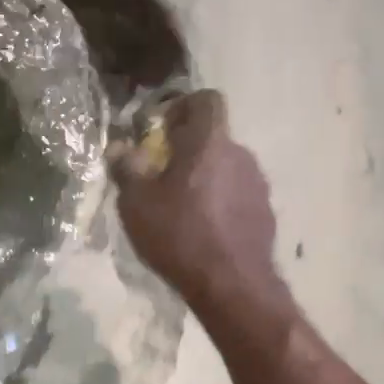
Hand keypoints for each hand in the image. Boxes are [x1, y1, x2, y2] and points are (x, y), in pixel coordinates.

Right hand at [111, 91, 280, 312]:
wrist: (230, 283)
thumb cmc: (178, 235)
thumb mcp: (137, 204)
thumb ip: (127, 169)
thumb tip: (119, 146)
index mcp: (209, 143)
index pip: (205, 100)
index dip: (182, 106)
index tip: (160, 128)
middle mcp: (239, 153)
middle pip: (212, 138)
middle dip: (186, 149)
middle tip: (159, 176)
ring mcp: (257, 183)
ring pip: (224, 168)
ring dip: (202, 178)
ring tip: (179, 208)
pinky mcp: (263, 211)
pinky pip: (236, 194)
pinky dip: (218, 202)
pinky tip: (201, 230)